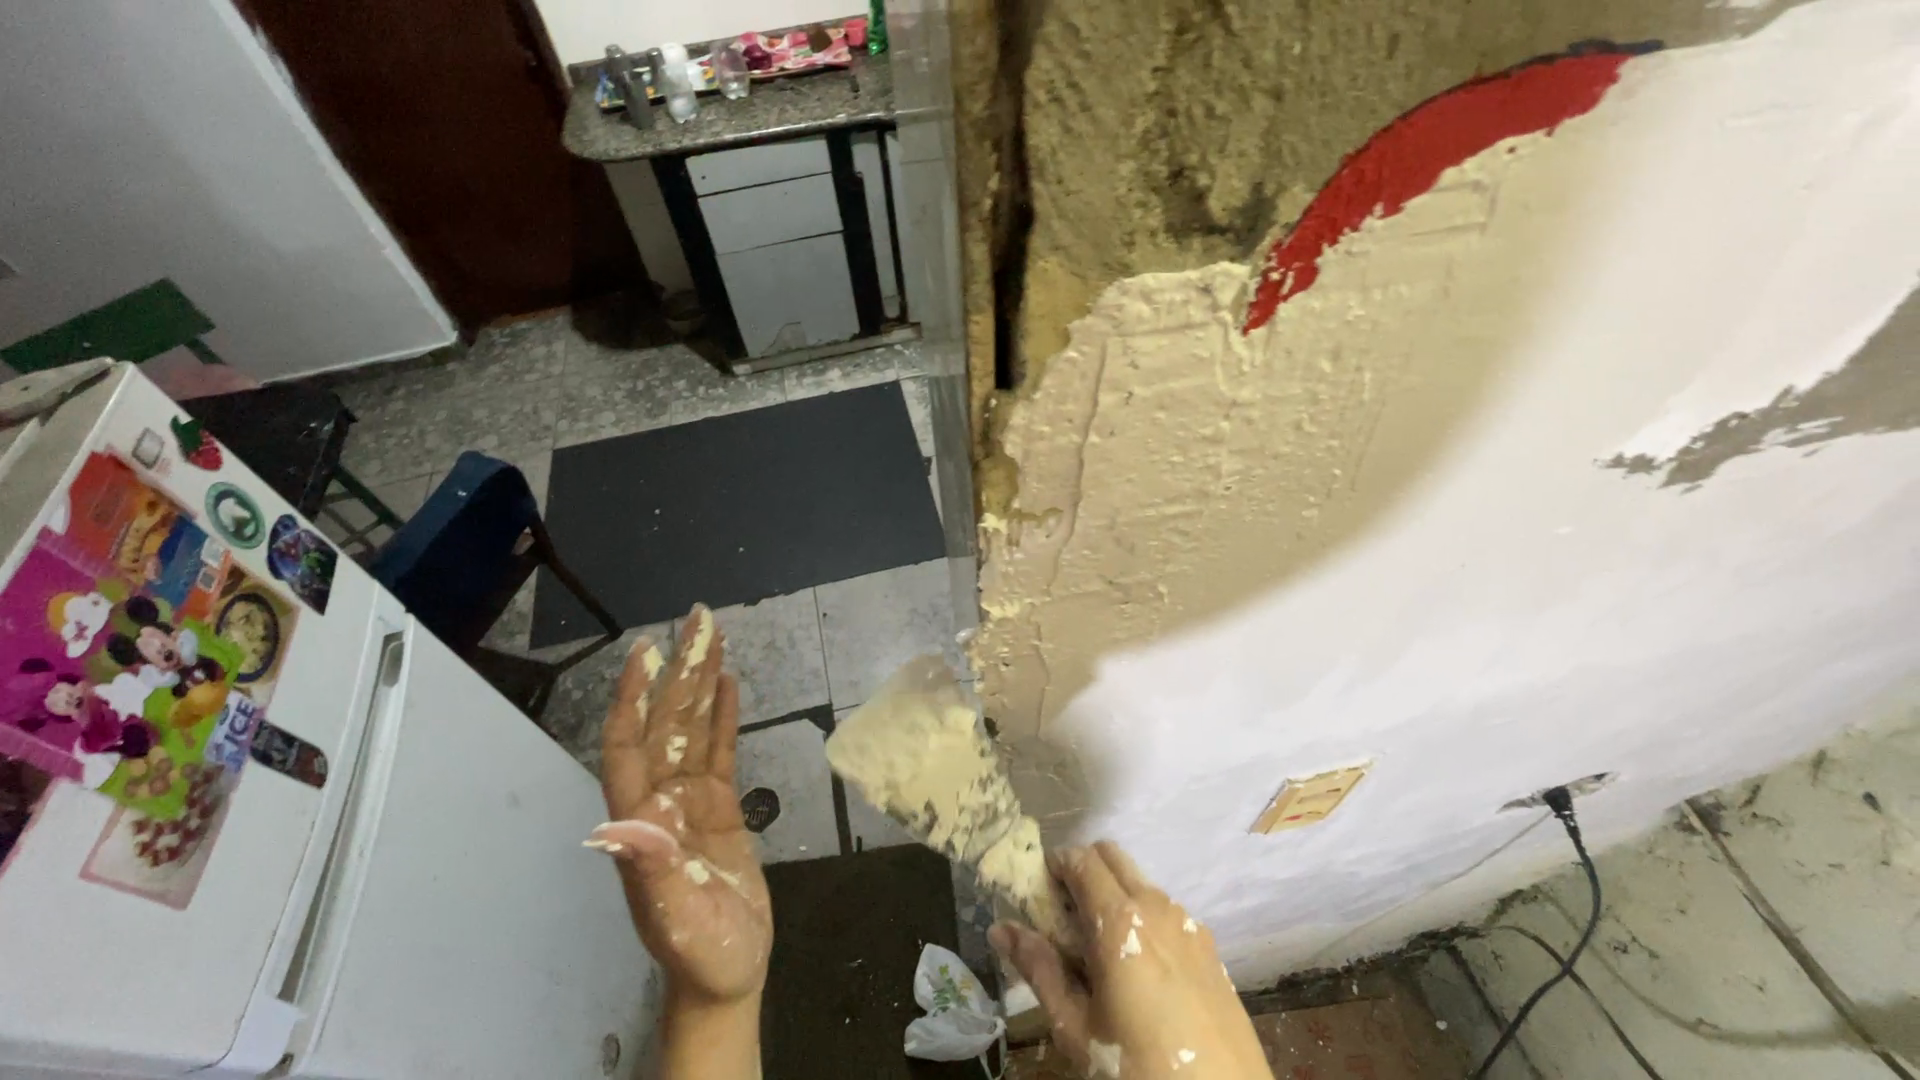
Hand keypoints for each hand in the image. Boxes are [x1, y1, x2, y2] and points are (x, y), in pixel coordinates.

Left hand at [589, 606, 771, 1005]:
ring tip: (715, 636)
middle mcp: (660, 800)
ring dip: (701, 683)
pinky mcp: (720, 807)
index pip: (628, 745)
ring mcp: (690, 801)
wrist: (730, 974)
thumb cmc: (702, 952)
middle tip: (700, 619)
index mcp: (642, 821)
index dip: (634, 697)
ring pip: (693, 729)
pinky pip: (720, 751)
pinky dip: (724, 716)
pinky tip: (729, 684)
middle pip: (666, 723)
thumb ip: (652, 870)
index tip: (646, 652)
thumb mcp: (678, 920)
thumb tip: (618, 825)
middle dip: (680, 671)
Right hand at [992, 842, 1273, 1079]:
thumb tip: (1000, 928)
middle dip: (1084, 870)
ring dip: (1115, 894)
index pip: (1081, 859)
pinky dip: (1143, 918)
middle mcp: (1158, 906)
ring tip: (1098, 949)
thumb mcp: (1075, 1027)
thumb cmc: (1136, 1066)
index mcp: (1121, 919)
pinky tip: (1138, 970)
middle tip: (1064, 915)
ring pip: (1141, 882)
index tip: (1040, 893)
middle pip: (1112, 856)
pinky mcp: (1211, 948)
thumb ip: (1039, 969)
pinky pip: (1167, 912)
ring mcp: (1190, 924)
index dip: (1055, 866)